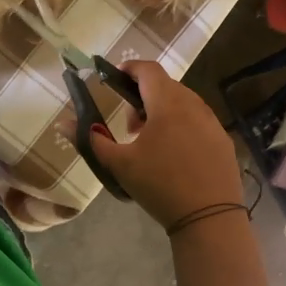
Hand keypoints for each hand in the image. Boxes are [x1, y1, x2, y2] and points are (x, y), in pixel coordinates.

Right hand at [87, 59, 245, 229]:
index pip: (148, 70)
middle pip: (165, 86)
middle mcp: (193, 105)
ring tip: (149, 141)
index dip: (129, 68)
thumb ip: (92, 140)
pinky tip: (173, 155)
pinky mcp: (223, 141)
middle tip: (128, 124)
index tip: (113, 78)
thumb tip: (63, 124)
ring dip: (162, 111)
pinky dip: (180, 126)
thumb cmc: (159, 184)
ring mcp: (212, 123)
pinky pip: (197, 121)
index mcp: (167, 104)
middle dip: (142, 96)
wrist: (209, 217)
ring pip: (183, 103)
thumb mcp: (119, 164)